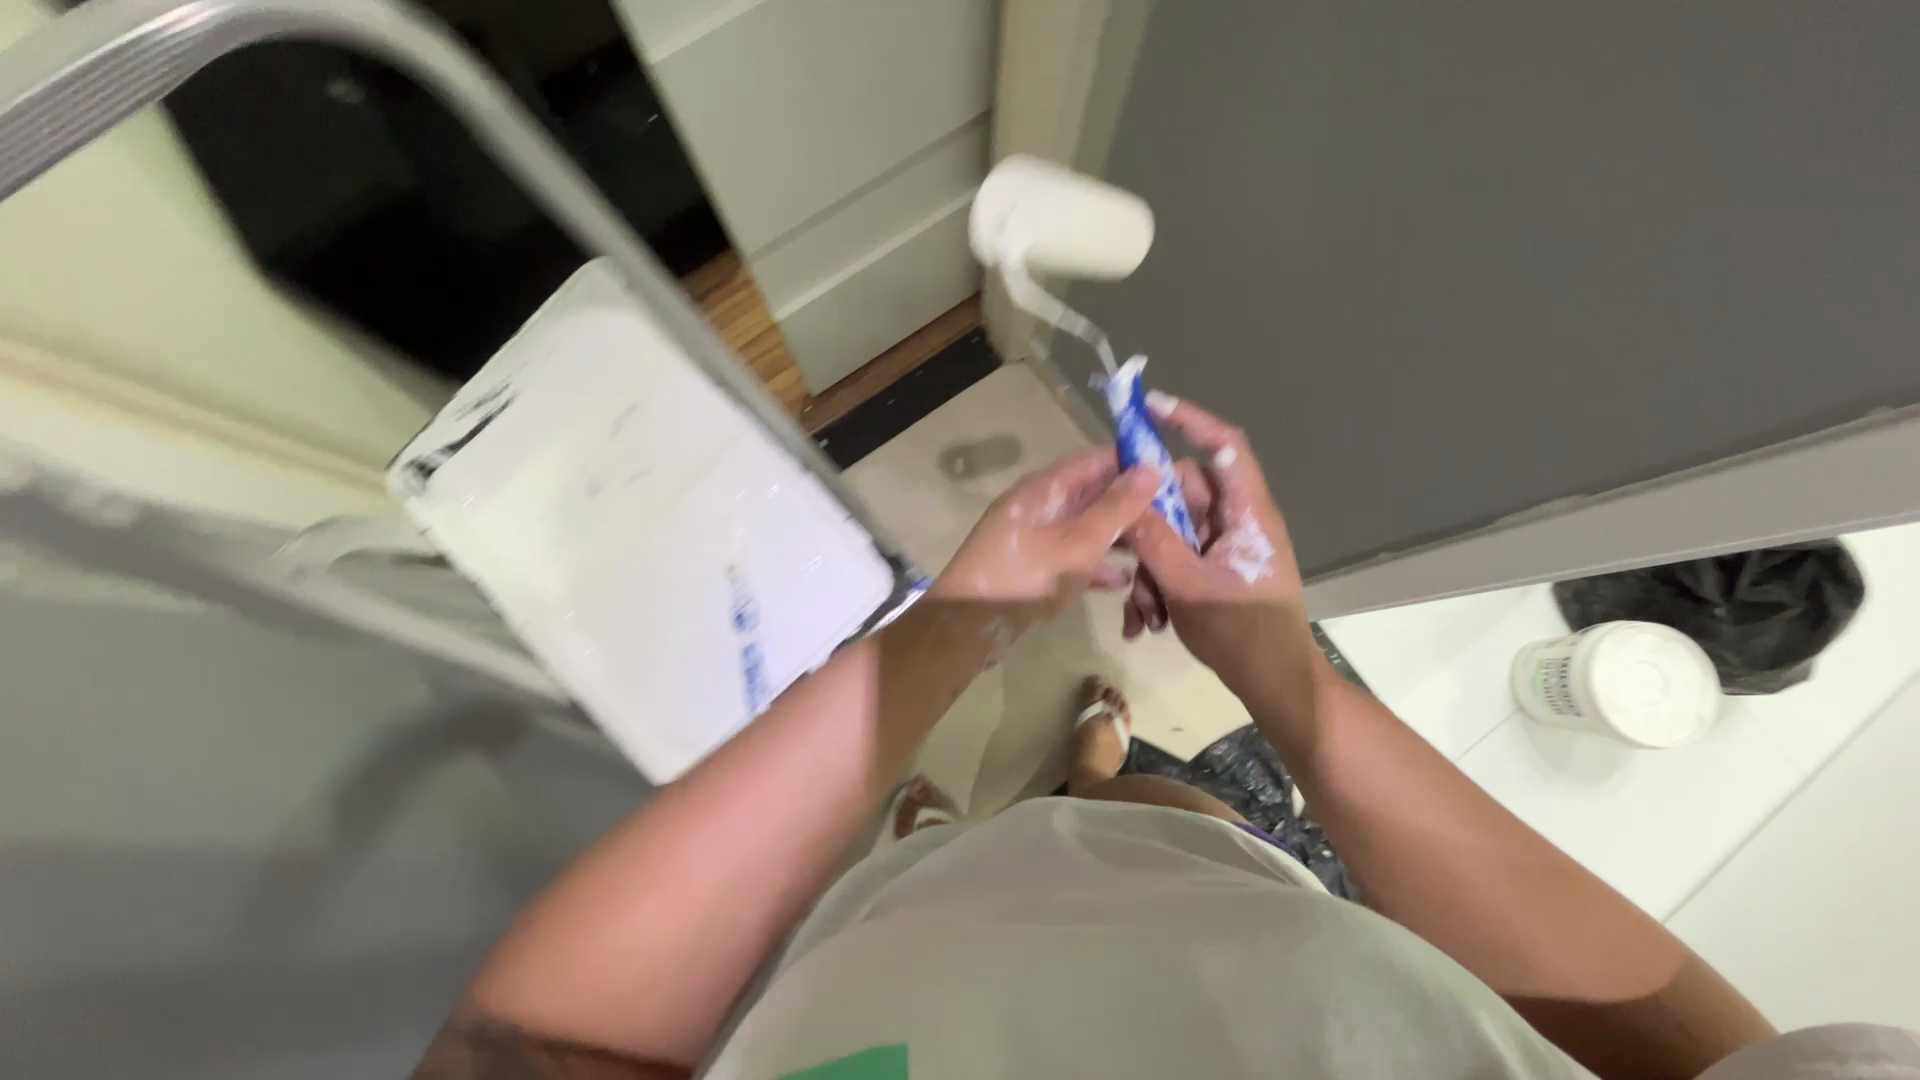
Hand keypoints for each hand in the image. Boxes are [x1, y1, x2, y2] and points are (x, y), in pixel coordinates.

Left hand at [932, 448, 1157, 636]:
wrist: (967, 626)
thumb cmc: (1025, 578)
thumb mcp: (1078, 543)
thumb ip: (1116, 508)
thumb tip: (1150, 466)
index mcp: (1045, 487)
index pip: (1096, 459)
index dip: (1133, 464)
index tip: (1172, 479)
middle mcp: (1038, 504)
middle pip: (1092, 493)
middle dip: (1130, 505)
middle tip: (1172, 522)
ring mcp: (1033, 536)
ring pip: (1083, 526)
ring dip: (1116, 537)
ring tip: (1155, 550)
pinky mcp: (1030, 565)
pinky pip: (1070, 555)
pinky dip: (1094, 564)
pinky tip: (1122, 581)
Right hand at [1124, 394, 1318, 707]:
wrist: (1275, 684)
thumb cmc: (1242, 633)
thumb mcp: (1188, 586)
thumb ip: (1154, 540)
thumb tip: (1125, 498)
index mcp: (1246, 513)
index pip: (1224, 446)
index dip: (1190, 420)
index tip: (1150, 408)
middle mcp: (1236, 521)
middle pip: (1182, 495)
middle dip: (1147, 527)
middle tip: (1118, 553)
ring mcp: (1224, 547)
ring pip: (1172, 533)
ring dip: (1148, 569)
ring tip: (1142, 612)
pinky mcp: (1214, 571)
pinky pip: (1176, 561)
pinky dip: (1157, 586)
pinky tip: (1145, 623)